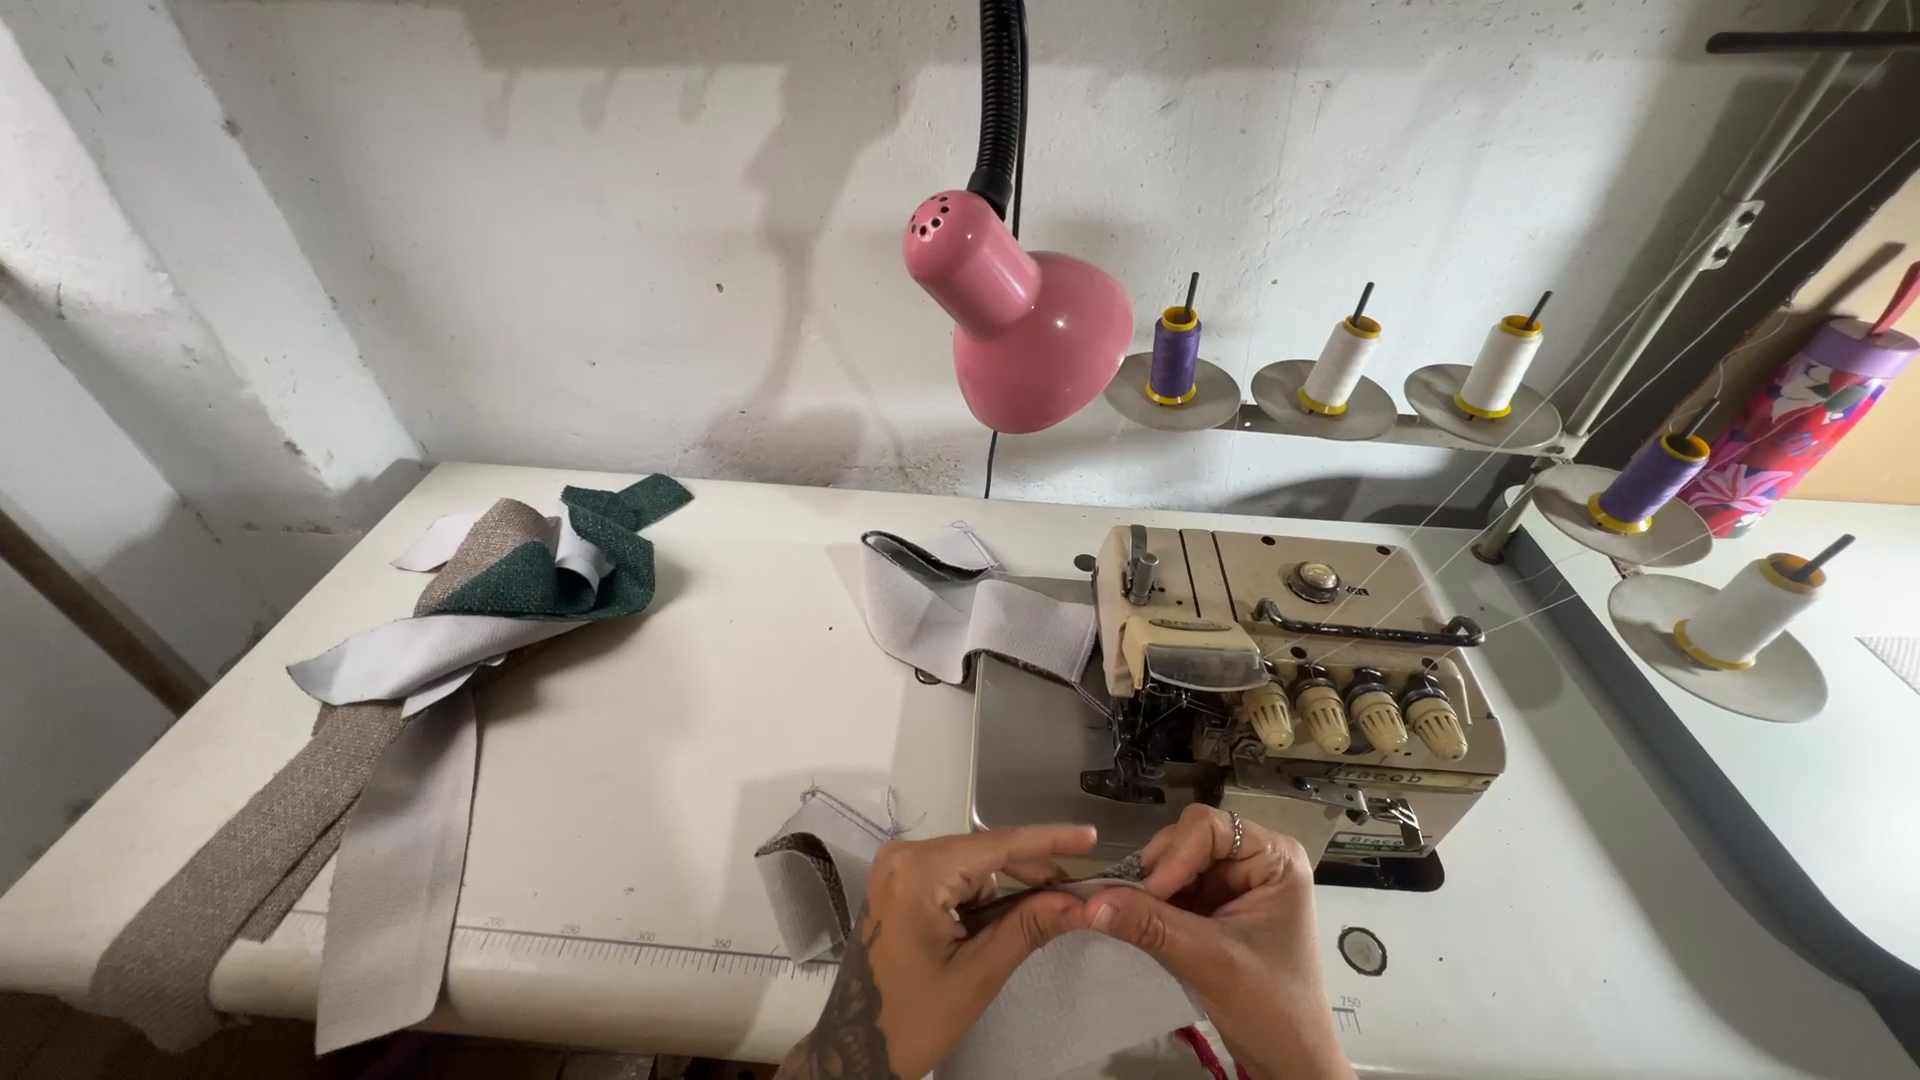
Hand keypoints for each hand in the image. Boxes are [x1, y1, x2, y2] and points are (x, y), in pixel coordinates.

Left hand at [777, 824, 1096, 1079]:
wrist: (853, 1047)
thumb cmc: (913, 1018)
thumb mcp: (978, 974)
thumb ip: (1029, 927)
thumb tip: (1081, 903)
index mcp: (918, 873)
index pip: (996, 846)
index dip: (1048, 840)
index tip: (1089, 835)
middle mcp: (904, 854)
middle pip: (985, 850)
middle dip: (1032, 869)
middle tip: (1077, 891)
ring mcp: (898, 864)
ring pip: (972, 861)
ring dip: (1008, 883)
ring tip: (1046, 908)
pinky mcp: (899, 878)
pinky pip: (954, 872)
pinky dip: (982, 891)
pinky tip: (1002, 916)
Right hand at [1085, 805, 1354, 1079]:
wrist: (1290, 1061)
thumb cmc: (1271, 1007)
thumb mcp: (1212, 962)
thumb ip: (1152, 926)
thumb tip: (1091, 905)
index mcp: (1275, 858)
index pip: (1209, 827)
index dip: (1175, 855)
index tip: (1151, 894)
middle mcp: (1255, 857)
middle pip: (1188, 838)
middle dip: (1161, 871)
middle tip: (1136, 907)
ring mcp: (1233, 878)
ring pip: (1174, 859)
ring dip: (1152, 887)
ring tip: (1137, 916)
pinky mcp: (1214, 900)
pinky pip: (1172, 883)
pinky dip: (1153, 901)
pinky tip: (1142, 920)